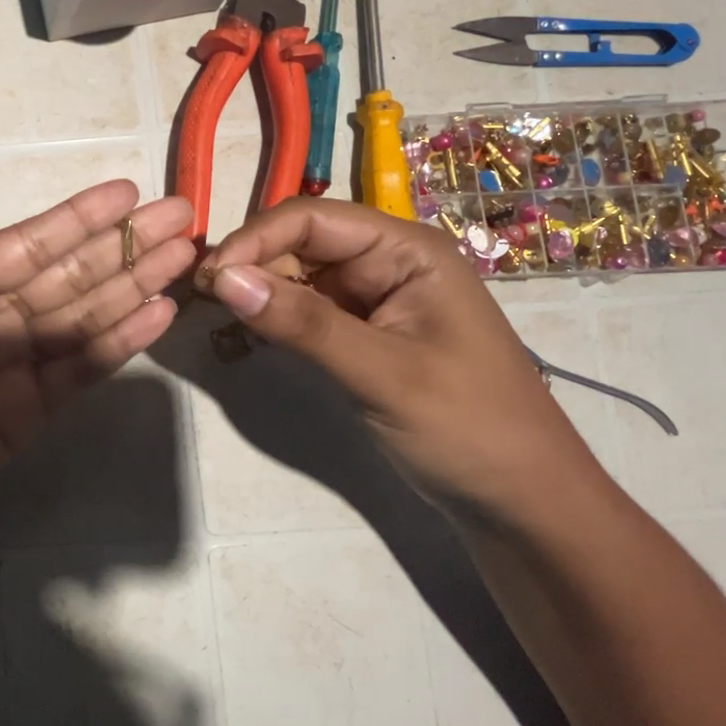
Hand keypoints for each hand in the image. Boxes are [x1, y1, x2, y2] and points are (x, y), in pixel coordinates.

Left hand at [0, 181, 195, 593]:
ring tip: (183, 261)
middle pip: (66, 275)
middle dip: (120, 247)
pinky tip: (156, 318)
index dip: (74, 220)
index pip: (23, 247)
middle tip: (180, 218)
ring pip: (83, 316)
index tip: (126, 193)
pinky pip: (80, 370)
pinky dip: (118, 344)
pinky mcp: (31, 409)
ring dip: (131, 288)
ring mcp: (15, 364)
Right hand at [195, 197, 602, 512]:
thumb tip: (221, 278)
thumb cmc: (471, 429)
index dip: (254, 239)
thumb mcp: (385, 375)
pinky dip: (272, 317)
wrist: (522, 505)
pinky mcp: (359, 334)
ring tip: (218, 316)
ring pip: (294, 275)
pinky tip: (249, 333)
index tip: (208, 278)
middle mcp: (386, 263)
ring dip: (256, 290)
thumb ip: (304, 324)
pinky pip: (303, 310)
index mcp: (407, 251)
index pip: (311, 219)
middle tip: (203, 301)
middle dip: (250, 262)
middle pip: (297, 241)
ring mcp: (372, 300)